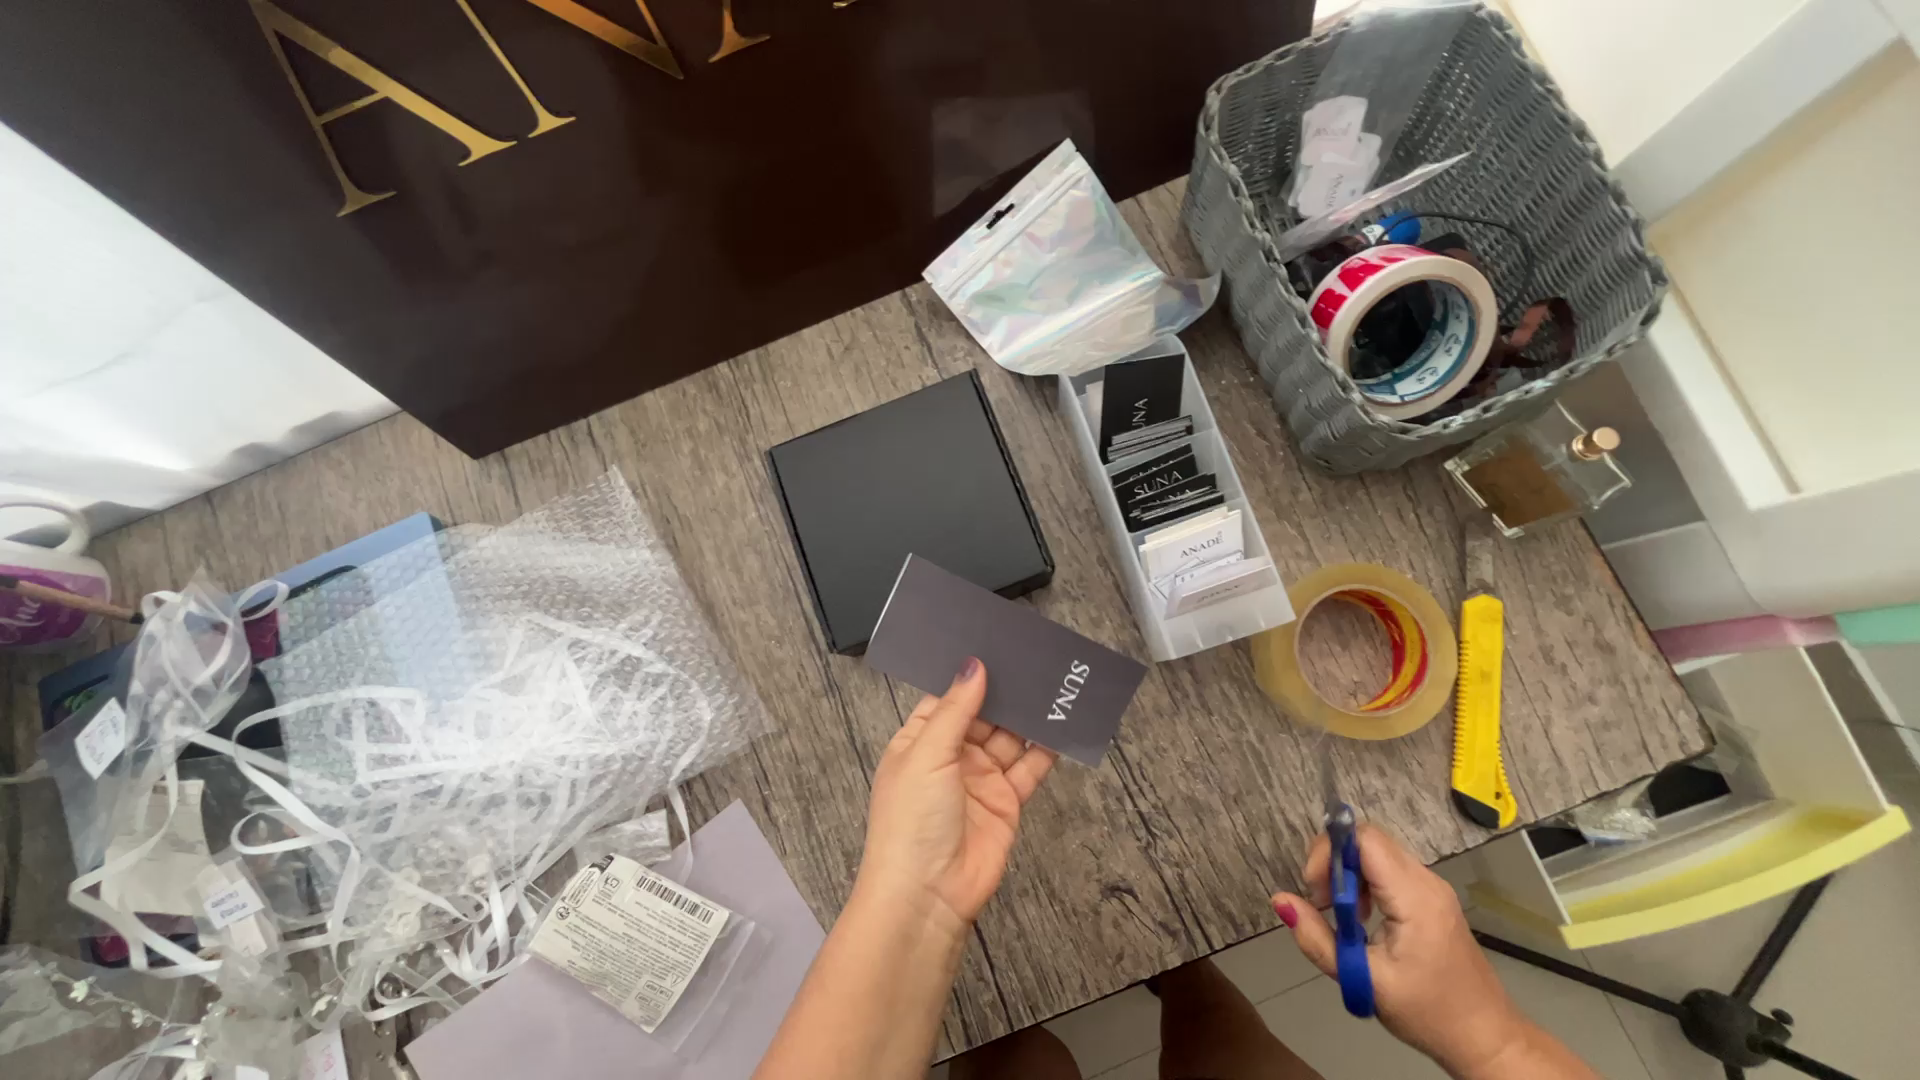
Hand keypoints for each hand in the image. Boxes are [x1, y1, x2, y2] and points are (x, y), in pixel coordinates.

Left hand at [857, 658, 1057, 929]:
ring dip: (1029, 717)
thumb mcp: (927, 754)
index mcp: (920, 740)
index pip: (946, 697)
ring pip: (1010, 738)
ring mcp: (980, 779)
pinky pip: (1029, 768)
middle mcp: (950, 756)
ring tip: (1056, 687)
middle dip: (1007, 692)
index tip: (996, 646)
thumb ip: (955, 709)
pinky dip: (1046, 750)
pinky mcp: (1006, 802)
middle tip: (1036, 661)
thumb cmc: (910, 822)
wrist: (929, 894)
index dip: (970, 674)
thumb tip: (973, 666)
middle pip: (984, 714)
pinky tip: (1063, 727)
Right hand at [1271, 824, 1524, 1074]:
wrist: (1487, 1040)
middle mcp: (1426, 881)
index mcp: (1415, 898)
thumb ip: (1318, 939)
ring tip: (1339, 914)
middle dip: (1334, 862)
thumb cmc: (1429, 1014)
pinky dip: (1363, 882)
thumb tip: (1280, 900)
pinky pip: (1387, 869)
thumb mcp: (1365, 981)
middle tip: (1322, 903)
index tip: (1315, 889)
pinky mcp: (1430, 898)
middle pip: (1368, 840)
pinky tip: (1360, 918)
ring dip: (1347, 873)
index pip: (1365, 838)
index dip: (1330, 851)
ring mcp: (1432, 888)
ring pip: (1376, 852)